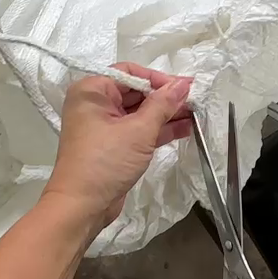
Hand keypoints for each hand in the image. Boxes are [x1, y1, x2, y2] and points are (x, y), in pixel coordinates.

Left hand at [43, 63, 193, 227]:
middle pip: (136, 92)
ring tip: (195, 115)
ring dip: (166, 114)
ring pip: (139, 113)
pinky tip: (184, 129)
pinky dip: (158, 130)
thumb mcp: (138, 130)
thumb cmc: (106, 161)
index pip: (130, 72)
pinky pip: (138, 131)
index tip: (184, 87)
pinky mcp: (113, 146)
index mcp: (92, 91)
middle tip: (195, 101)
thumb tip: (182, 84)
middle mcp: (95, 104)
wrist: (82, 205)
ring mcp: (103, 126)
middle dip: (165, 98)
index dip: (158, 78)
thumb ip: (163, 105)